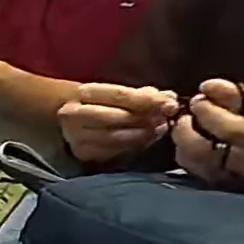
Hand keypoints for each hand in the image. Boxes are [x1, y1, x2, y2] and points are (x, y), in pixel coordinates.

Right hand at [58, 83, 178, 162]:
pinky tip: (144, 140)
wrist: (74, 118)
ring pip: (115, 137)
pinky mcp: (82, 151)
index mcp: (83, 93)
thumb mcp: (120, 92)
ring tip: (158, 130)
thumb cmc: (103, 102)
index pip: (119, 96)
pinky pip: (112, 151)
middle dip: (146, 119)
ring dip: (142, 135)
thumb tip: (169, 99)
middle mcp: (73, 114)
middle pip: (117, 117)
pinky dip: (132, 146)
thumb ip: (144, 95)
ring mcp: (75, 135)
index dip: (147, 100)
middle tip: (165, 120)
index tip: (170, 104)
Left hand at [172, 80, 243, 198]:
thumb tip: (237, 90)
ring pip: (211, 155)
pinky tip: (187, 142)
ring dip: (189, 135)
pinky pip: (204, 172)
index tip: (210, 85)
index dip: (230, 93)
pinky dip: (188, 156)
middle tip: (197, 101)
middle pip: (233, 130)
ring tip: (187, 120)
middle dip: (207, 112)